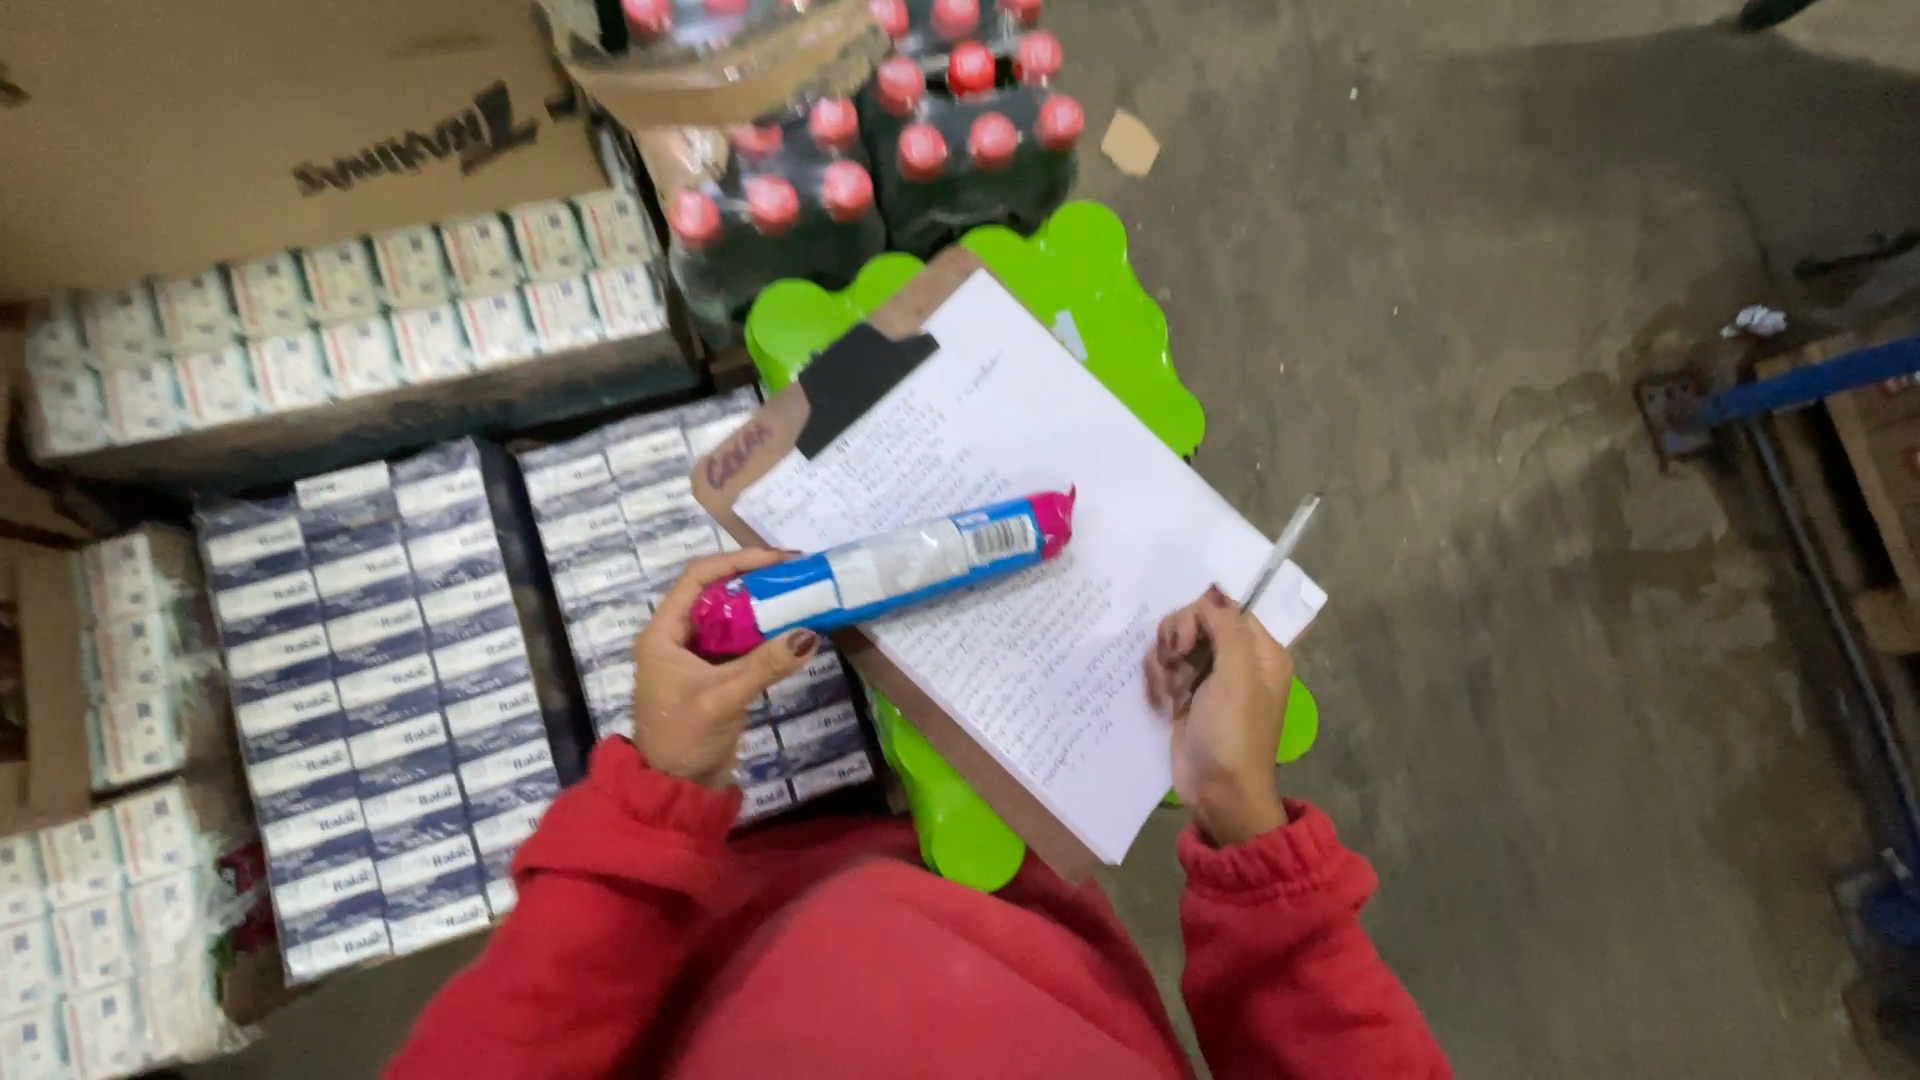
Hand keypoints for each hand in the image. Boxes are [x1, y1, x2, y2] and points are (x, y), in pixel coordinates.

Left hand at [632, 549, 819, 789]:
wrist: (675, 789)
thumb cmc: (683, 739)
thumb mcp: (723, 699)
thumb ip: (765, 665)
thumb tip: (809, 634)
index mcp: (663, 634)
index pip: (698, 578)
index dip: (737, 562)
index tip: (777, 560)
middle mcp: (678, 637)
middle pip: (718, 593)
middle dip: (757, 580)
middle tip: (797, 573)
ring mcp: (698, 655)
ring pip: (733, 616)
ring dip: (764, 606)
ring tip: (801, 593)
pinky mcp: (717, 673)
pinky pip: (743, 641)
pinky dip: (767, 633)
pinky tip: (793, 628)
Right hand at [1144, 586, 1293, 845]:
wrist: (1218, 792)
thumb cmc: (1232, 734)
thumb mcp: (1235, 677)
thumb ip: (1226, 628)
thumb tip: (1215, 590)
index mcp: (1259, 652)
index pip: (1222, 610)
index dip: (1197, 619)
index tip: (1182, 643)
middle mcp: (1236, 660)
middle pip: (1196, 622)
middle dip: (1176, 640)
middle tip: (1173, 664)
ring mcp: (1210, 678)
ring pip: (1176, 644)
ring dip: (1165, 662)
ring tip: (1169, 689)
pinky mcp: (1187, 695)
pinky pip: (1166, 668)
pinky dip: (1159, 679)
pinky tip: (1162, 700)